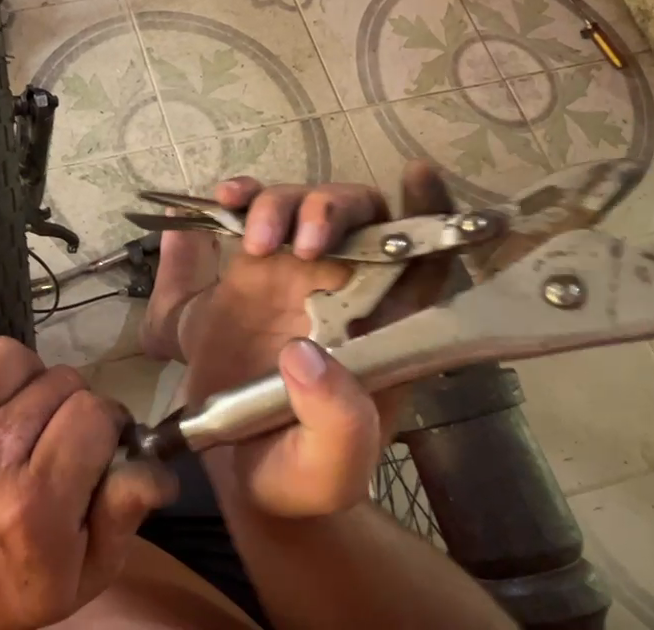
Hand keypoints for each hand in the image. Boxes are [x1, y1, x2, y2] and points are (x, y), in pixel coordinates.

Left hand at [0, 336, 173, 628]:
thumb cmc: (21, 583)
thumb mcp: (90, 570)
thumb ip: (125, 513)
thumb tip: (160, 465)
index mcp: (35, 501)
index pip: (94, 412)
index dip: (109, 424)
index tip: (102, 445)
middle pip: (59, 380)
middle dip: (73, 405)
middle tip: (62, 439)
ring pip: (9, 354)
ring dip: (26, 378)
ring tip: (24, 413)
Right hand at [171, 162, 456, 516]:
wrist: (241, 475)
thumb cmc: (301, 477)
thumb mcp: (327, 471)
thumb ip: (336, 425)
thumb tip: (306, 353)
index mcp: (388, 331)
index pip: (427, 259)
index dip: (431, 214)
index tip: (417, 175)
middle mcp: (349, 293)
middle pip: (360, 218)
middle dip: (336, 208)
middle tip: (305, 242)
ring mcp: (296, 277)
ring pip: (303, 208)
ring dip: (281, 202)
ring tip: (253, 237)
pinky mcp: (250, 275)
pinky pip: (249, 220)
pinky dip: (239, 200)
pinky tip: (222, 200)